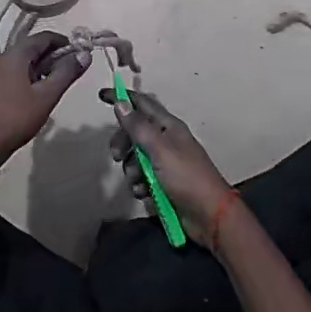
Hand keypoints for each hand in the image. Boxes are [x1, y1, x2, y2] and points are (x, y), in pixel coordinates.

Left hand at [0, 32, 88, 164]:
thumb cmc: (17, 117)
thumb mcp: (47, 95)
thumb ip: (67, 72)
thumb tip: (85, 54)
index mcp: (15, 55)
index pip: (44, 37)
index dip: (64, 42)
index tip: (80, 55)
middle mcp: (2, 58)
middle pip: (33, 48)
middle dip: (54, 56)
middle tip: (70, 72)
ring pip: (24, 62)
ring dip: (43, 68)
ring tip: (56, 86)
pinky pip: (14, 74)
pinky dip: (30, 78)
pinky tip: (37, 96)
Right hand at [102, 88, 232, 246]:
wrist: (208, 215)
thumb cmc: (186, 177)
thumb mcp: (160, 150)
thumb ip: (138, 127)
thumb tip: (120, 103)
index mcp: (168, 126)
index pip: (142, 104)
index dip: (123, 98)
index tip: (102, 96)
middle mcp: (165, 140)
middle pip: (134, 132)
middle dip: (123, 143)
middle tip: (116, 156)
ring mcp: (164, 163)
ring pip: (135, 158)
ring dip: (132, 170)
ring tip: (139, 182)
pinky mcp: (162, 183)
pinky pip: (141, 178)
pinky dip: (139, 185)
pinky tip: (145, 194)